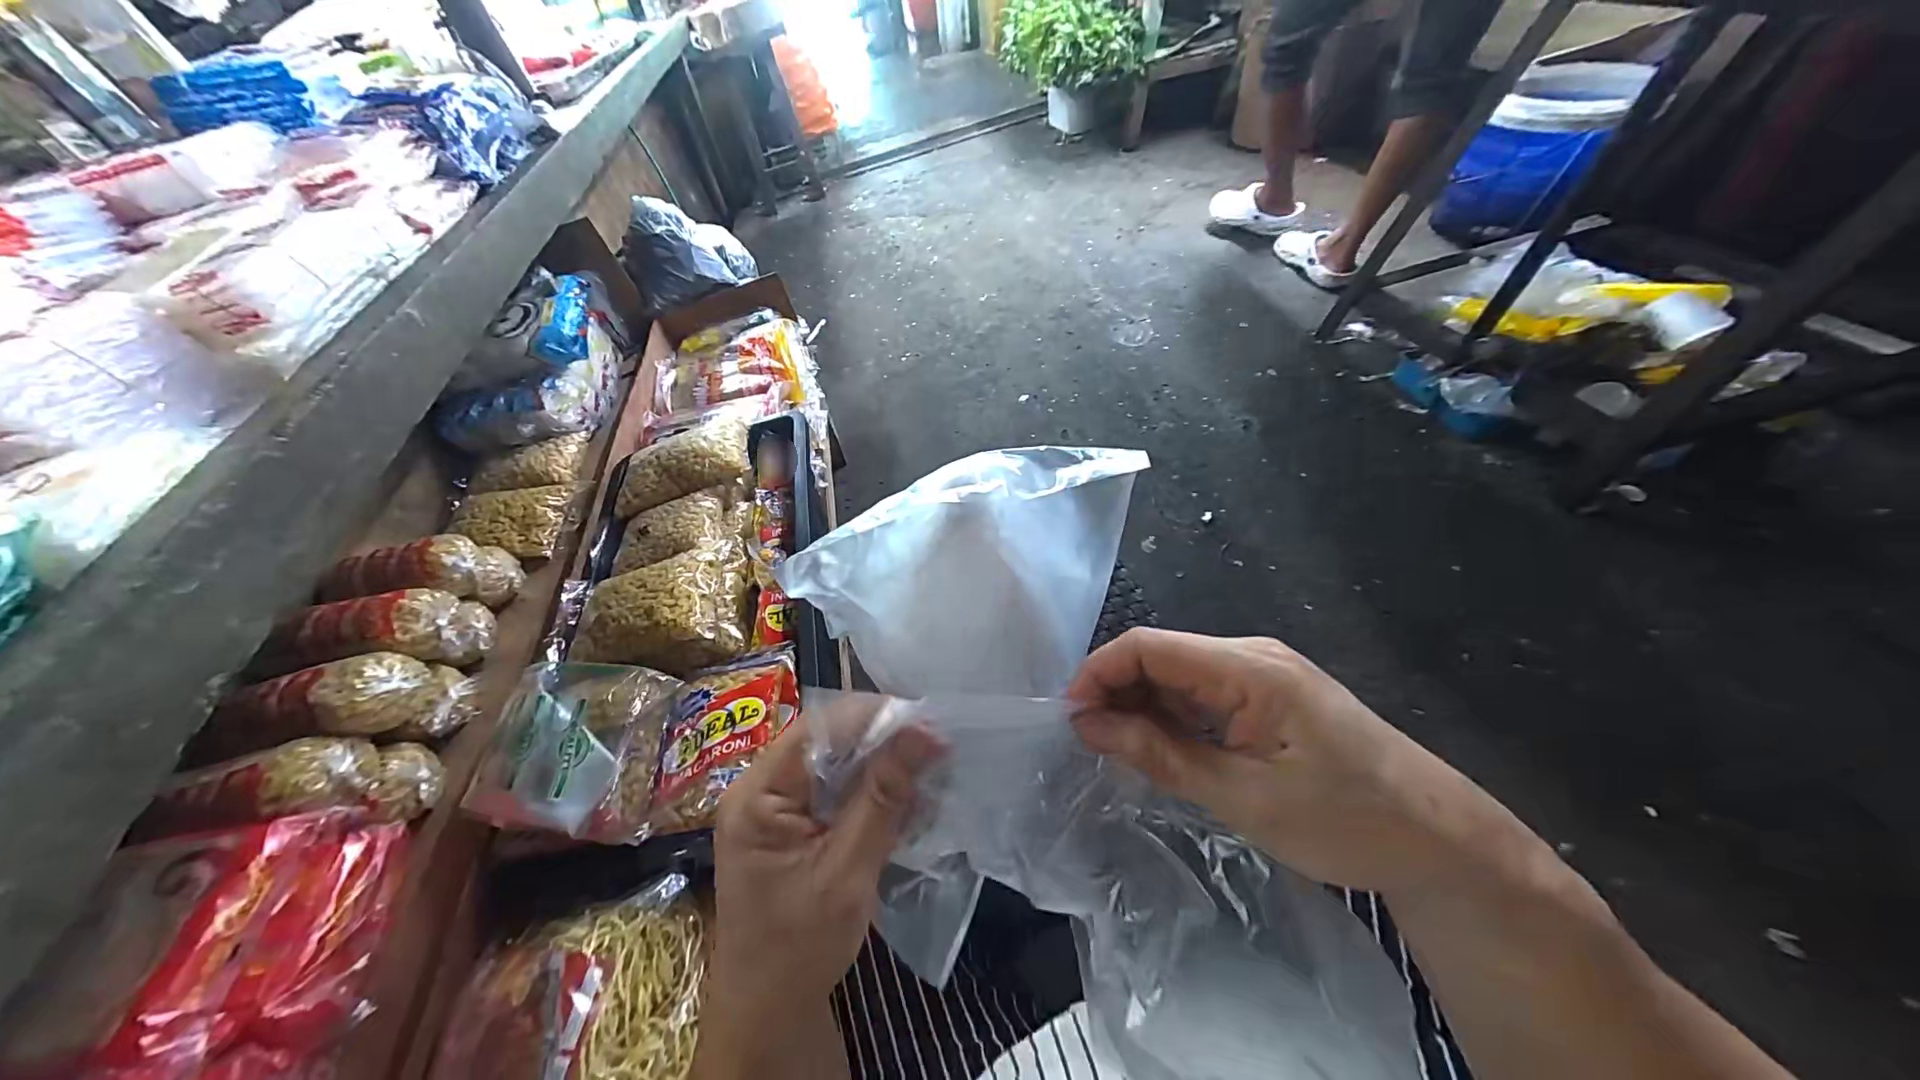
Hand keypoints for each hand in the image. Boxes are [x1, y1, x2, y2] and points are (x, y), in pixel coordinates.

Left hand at [707, 715, 940, 1001]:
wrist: (767, 1016)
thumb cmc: (799, 950)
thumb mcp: (847, 872)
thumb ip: (883, 798)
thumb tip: (924, 732)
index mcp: (757, 794)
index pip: (820, 728)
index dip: (875, 718)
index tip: (929, 724)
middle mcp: (760, 788)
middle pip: (829, 741)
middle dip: (884, 742)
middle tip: (938, 749)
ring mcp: (775, 806)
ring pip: (838, 763)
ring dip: (884, 768)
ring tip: (930, 773)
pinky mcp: (793, 824)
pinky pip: (836, 790)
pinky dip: (873, 792)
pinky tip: (908, 802)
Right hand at [1068, 628, 1527, 895]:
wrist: (1441, 842)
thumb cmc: (1346, 820)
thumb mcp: (1243, 797)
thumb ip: (1160, 754)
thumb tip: (1086, 725)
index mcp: (1250, 668)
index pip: (1150, 646)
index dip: (1098, 673)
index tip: (1068, 718)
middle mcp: (1252, 655)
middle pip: (1160, 655)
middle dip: (1114, 691)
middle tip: (1086, 741)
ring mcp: (1262, 673)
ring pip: (1177, 674)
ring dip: (1140, 706)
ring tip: (1113, 749)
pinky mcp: (1268, 695)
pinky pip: (1202, 692)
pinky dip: (1171, 716)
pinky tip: (1157, 746)